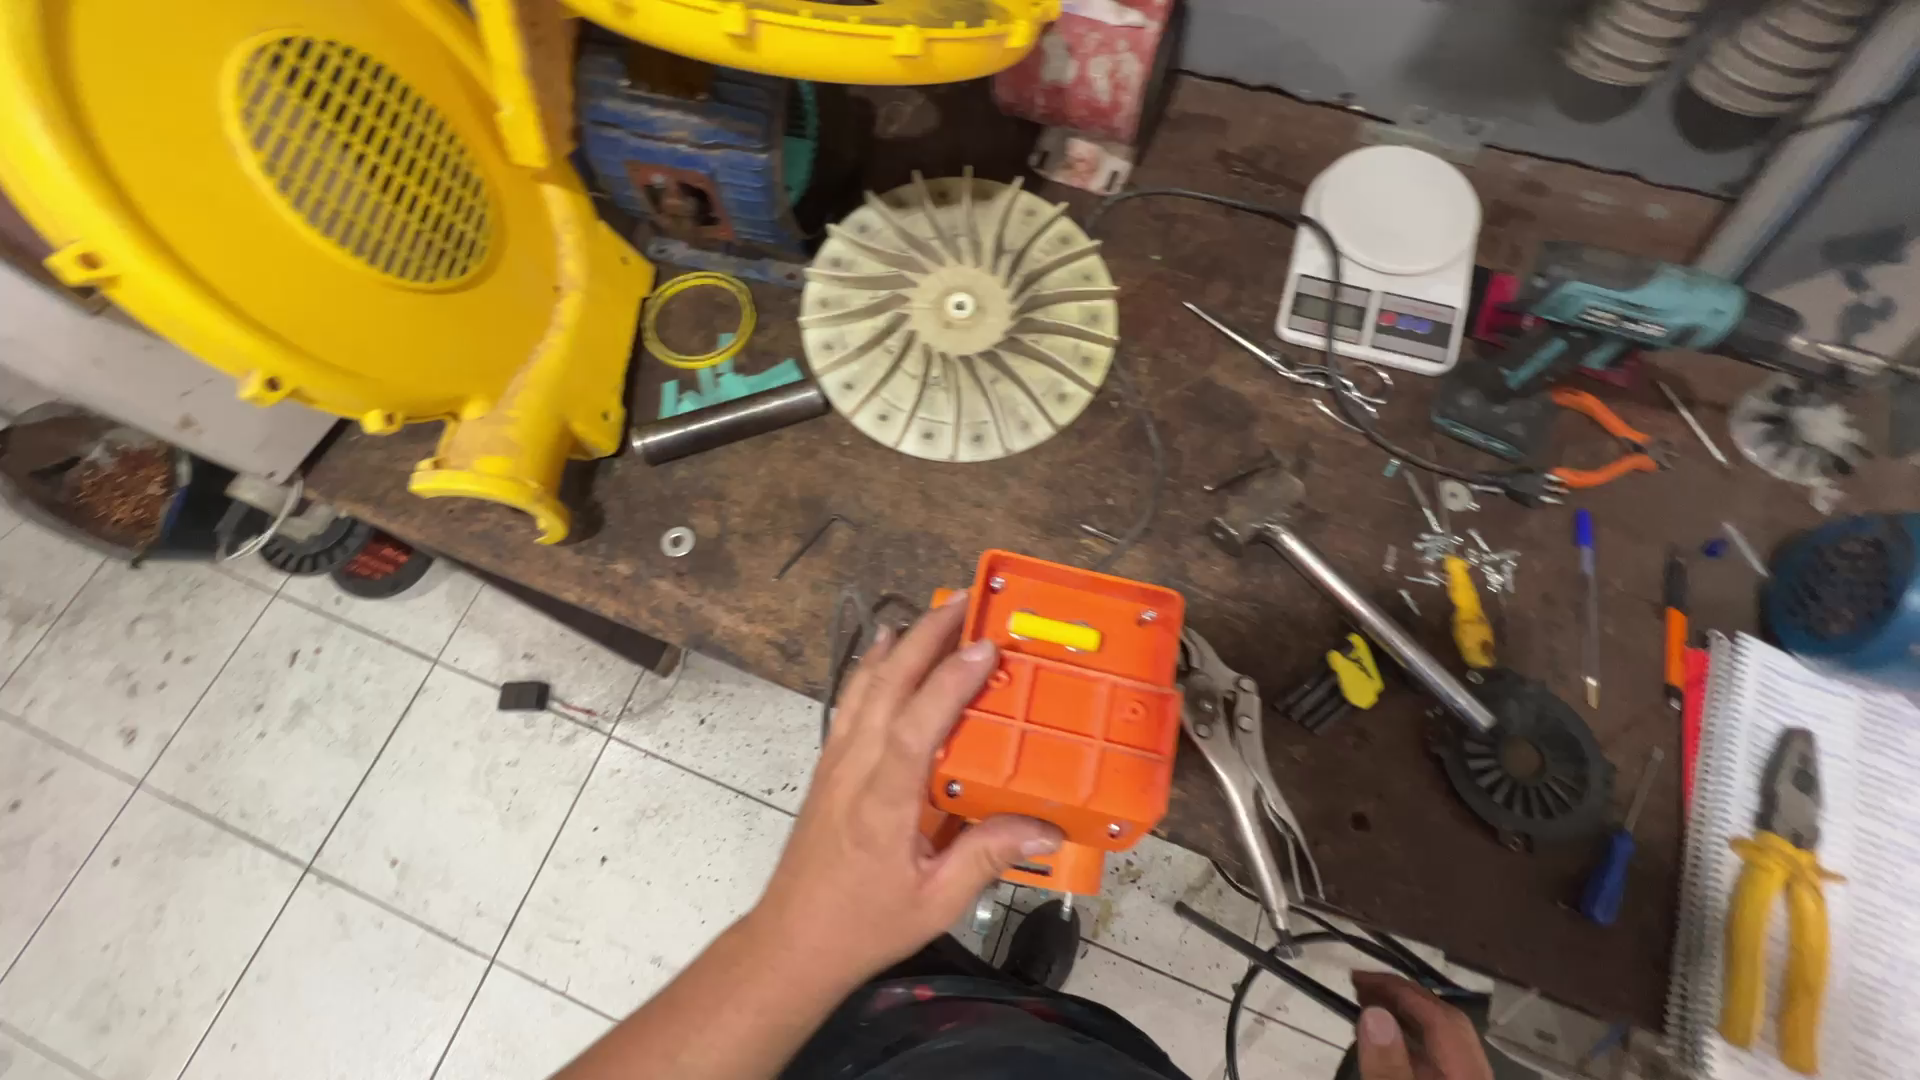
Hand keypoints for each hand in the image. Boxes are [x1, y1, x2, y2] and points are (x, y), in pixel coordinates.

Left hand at [744, 592, 1063, 990]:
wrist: (791, 938)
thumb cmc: (863, 923)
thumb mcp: (935, 902)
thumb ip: (987, 856)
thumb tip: (1046, 827)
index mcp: (882, 802)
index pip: (915, 727)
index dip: (949, 682)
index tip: (984, 647)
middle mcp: (854, 767)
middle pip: (887, 685)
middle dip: (926, 636)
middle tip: (964, 601)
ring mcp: (836, 759)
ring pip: (866, 684)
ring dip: (902, 642)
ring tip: (936, 612)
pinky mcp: (829, 762)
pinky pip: (852, 699)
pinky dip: (871, 664)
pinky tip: (885, 646)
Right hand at [1353, 972, 1493, 1079]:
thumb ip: (1389, 1066)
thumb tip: (1374, 1014)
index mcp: (1467, 1075)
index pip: (1440, 1017)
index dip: (1398, 990)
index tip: (1358, 978)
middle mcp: (1476, 1074)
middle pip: (1448, 1022)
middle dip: (1403, 996)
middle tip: (1362, 986)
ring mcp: (1470, 1079)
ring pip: (1447, 1038)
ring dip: (1407, 1014)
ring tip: (1369, 1003)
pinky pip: (1442, 1056)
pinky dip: (1413, 1038)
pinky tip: (1389, 1038)